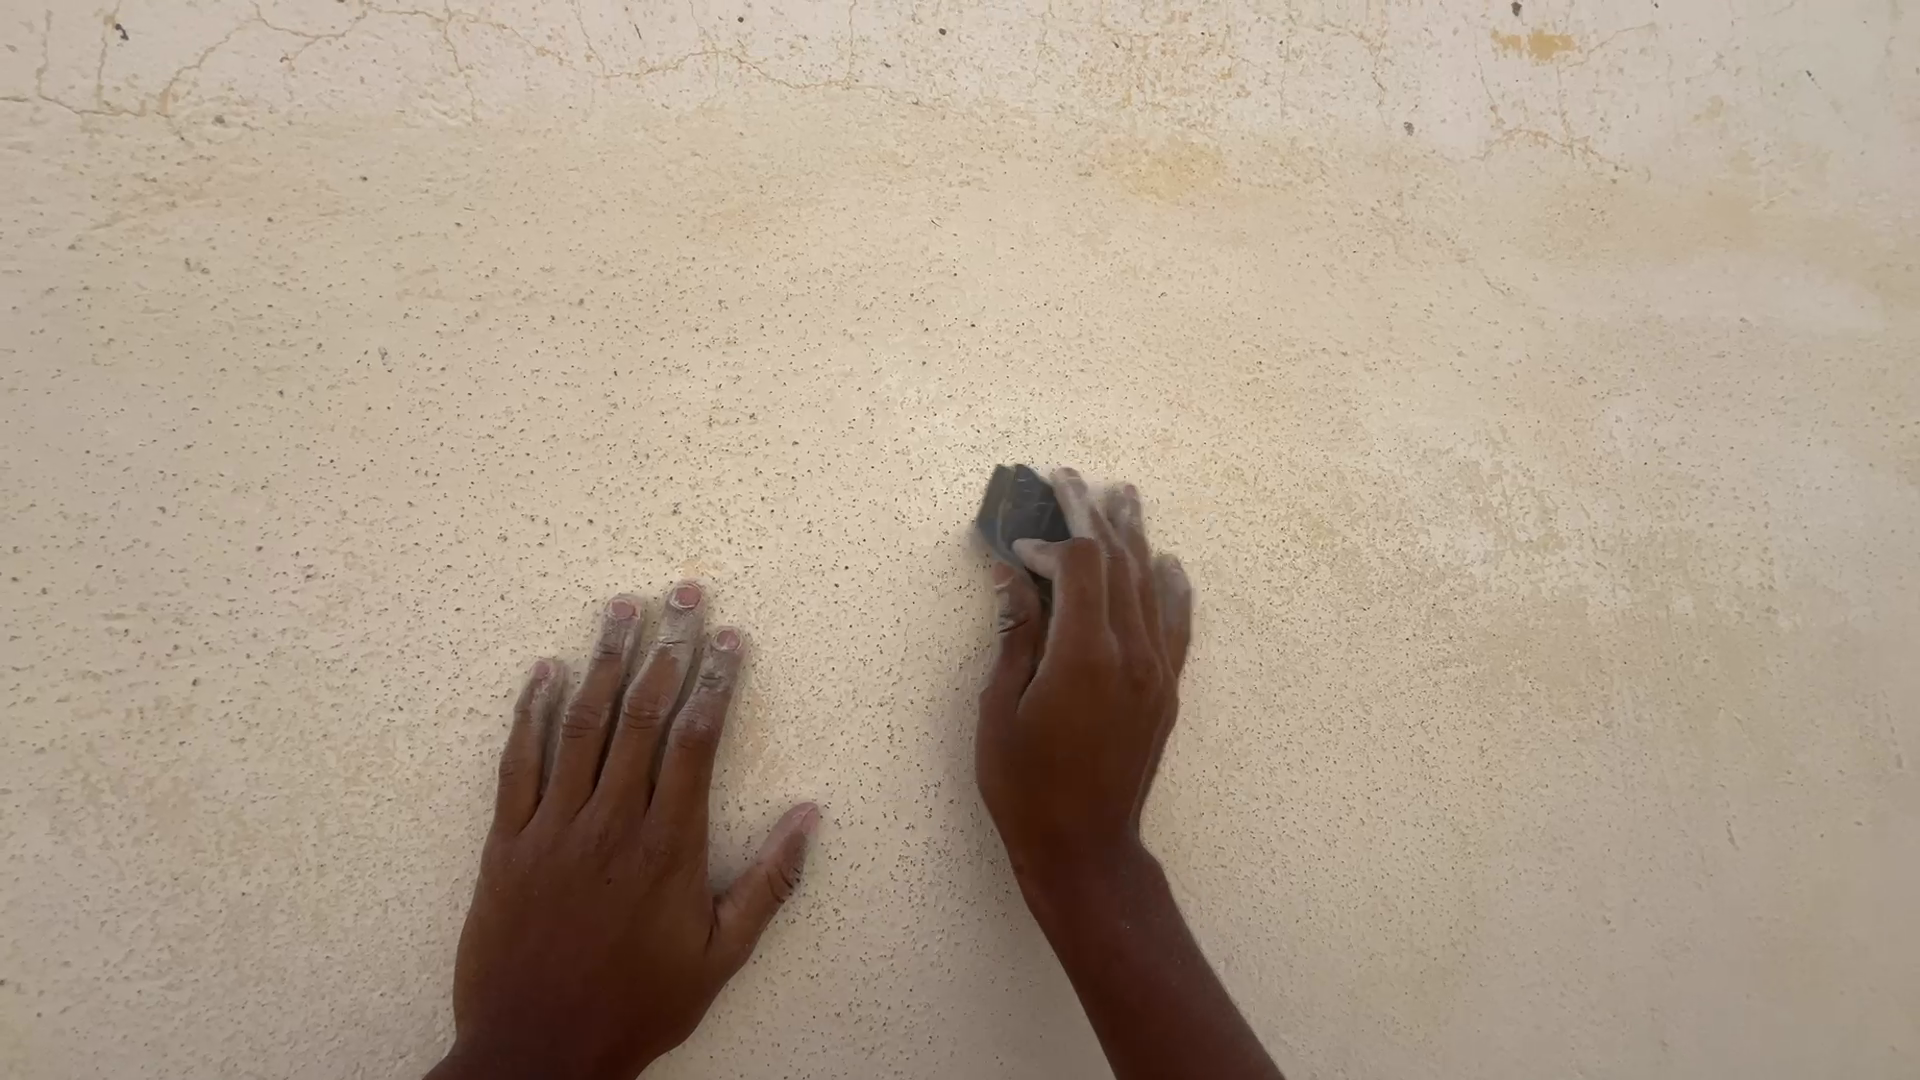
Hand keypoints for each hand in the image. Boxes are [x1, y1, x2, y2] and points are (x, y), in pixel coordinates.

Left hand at [429, 585, 818, 1079]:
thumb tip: (811, 816)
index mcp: (667, 843)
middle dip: (667, 647)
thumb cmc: (638, 1004)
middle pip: (642, 715)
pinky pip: (516, 765)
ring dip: (605, 661)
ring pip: (581, 726)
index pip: (696, 740)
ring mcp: (553, 828)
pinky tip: (546, 671)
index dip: (716, 682)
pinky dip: (531, 713)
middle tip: (682, 595)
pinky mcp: (506, 844)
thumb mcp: (721, 956)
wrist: (532, 1057)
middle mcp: (611, 821)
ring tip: (621, 608)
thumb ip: (769, 883)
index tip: (730, 639)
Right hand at [975, 469, 1192, 892]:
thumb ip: (1015, 633)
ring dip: (1133, 535)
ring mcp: (1157, 670)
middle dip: (1092, 513)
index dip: (1050, 540)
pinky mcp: (1166, 689)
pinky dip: (1173, 587)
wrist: (1085, 848)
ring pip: (1150, 584)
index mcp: (1085, 655)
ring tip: (1123, 493)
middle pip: (1116, 562)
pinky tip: (1170, 562)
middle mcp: (1131, 652)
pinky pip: (1178, 625)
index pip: (1077, 566)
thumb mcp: (1000, 708)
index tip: (1020, 543)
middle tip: (1072, 476)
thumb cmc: (1025, 785)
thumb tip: (1011, 573)